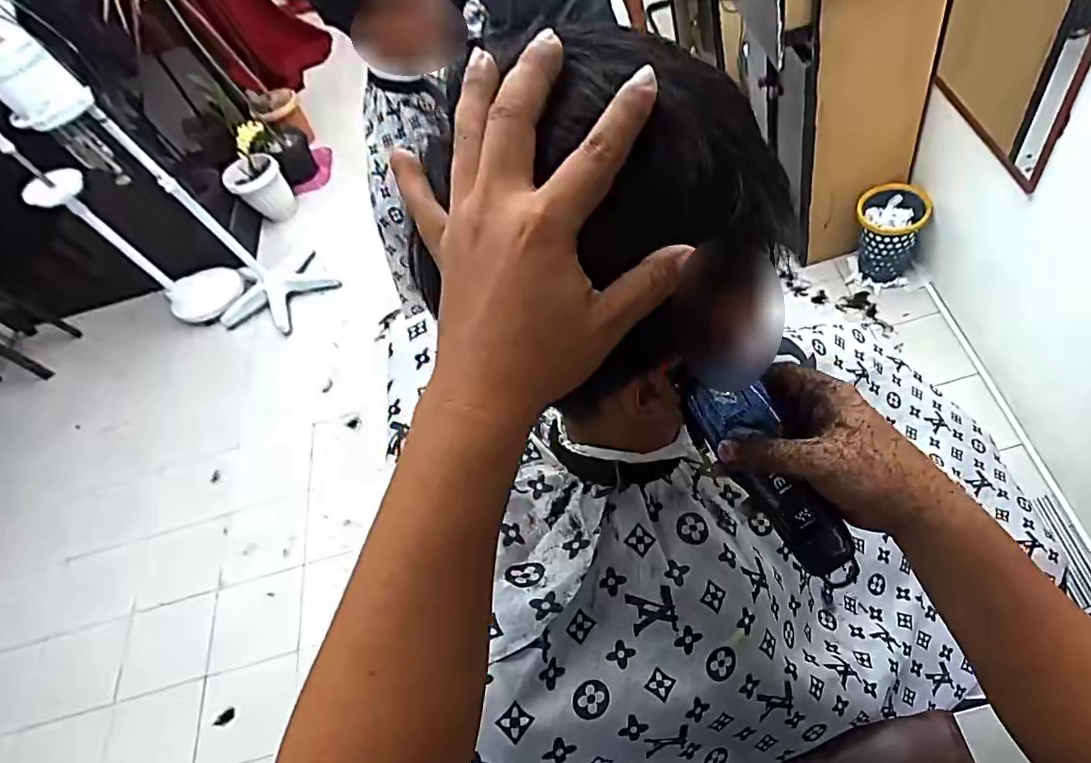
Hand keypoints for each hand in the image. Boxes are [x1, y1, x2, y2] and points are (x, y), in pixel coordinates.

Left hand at [388, 30, 692, 428]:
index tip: (641, 82)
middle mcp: (500, 208)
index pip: (595, 157)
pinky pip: (423, 199)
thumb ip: (647, 284)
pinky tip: (403, 149)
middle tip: (548, 44)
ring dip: (472, 92)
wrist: (484, 390)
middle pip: (512, 121)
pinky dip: (411, 172)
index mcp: (546, 225)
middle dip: (532, 76)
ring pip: (464, 140)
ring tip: (482, 57)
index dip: (624, 117)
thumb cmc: (544, 359)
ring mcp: (465, 222)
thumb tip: (688, 255)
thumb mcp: (606, 323)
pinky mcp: (444, 245)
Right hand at [717, 365, 967, 535]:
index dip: (747, 381)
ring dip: (756, 453)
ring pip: (777, 441)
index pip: (778, 375)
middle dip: (746, 424)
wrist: (909, 507)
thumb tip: (728, 448)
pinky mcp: (819, 469)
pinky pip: (786, 466)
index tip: (717, 395)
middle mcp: (820, 414)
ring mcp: (819, 443)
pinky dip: (769, 474)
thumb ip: (770, 453)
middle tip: (716, 437)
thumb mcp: (817, 458)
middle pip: (773, 411)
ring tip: (727, 465)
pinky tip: (751, 488)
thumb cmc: (876, 470)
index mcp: (825, 396)